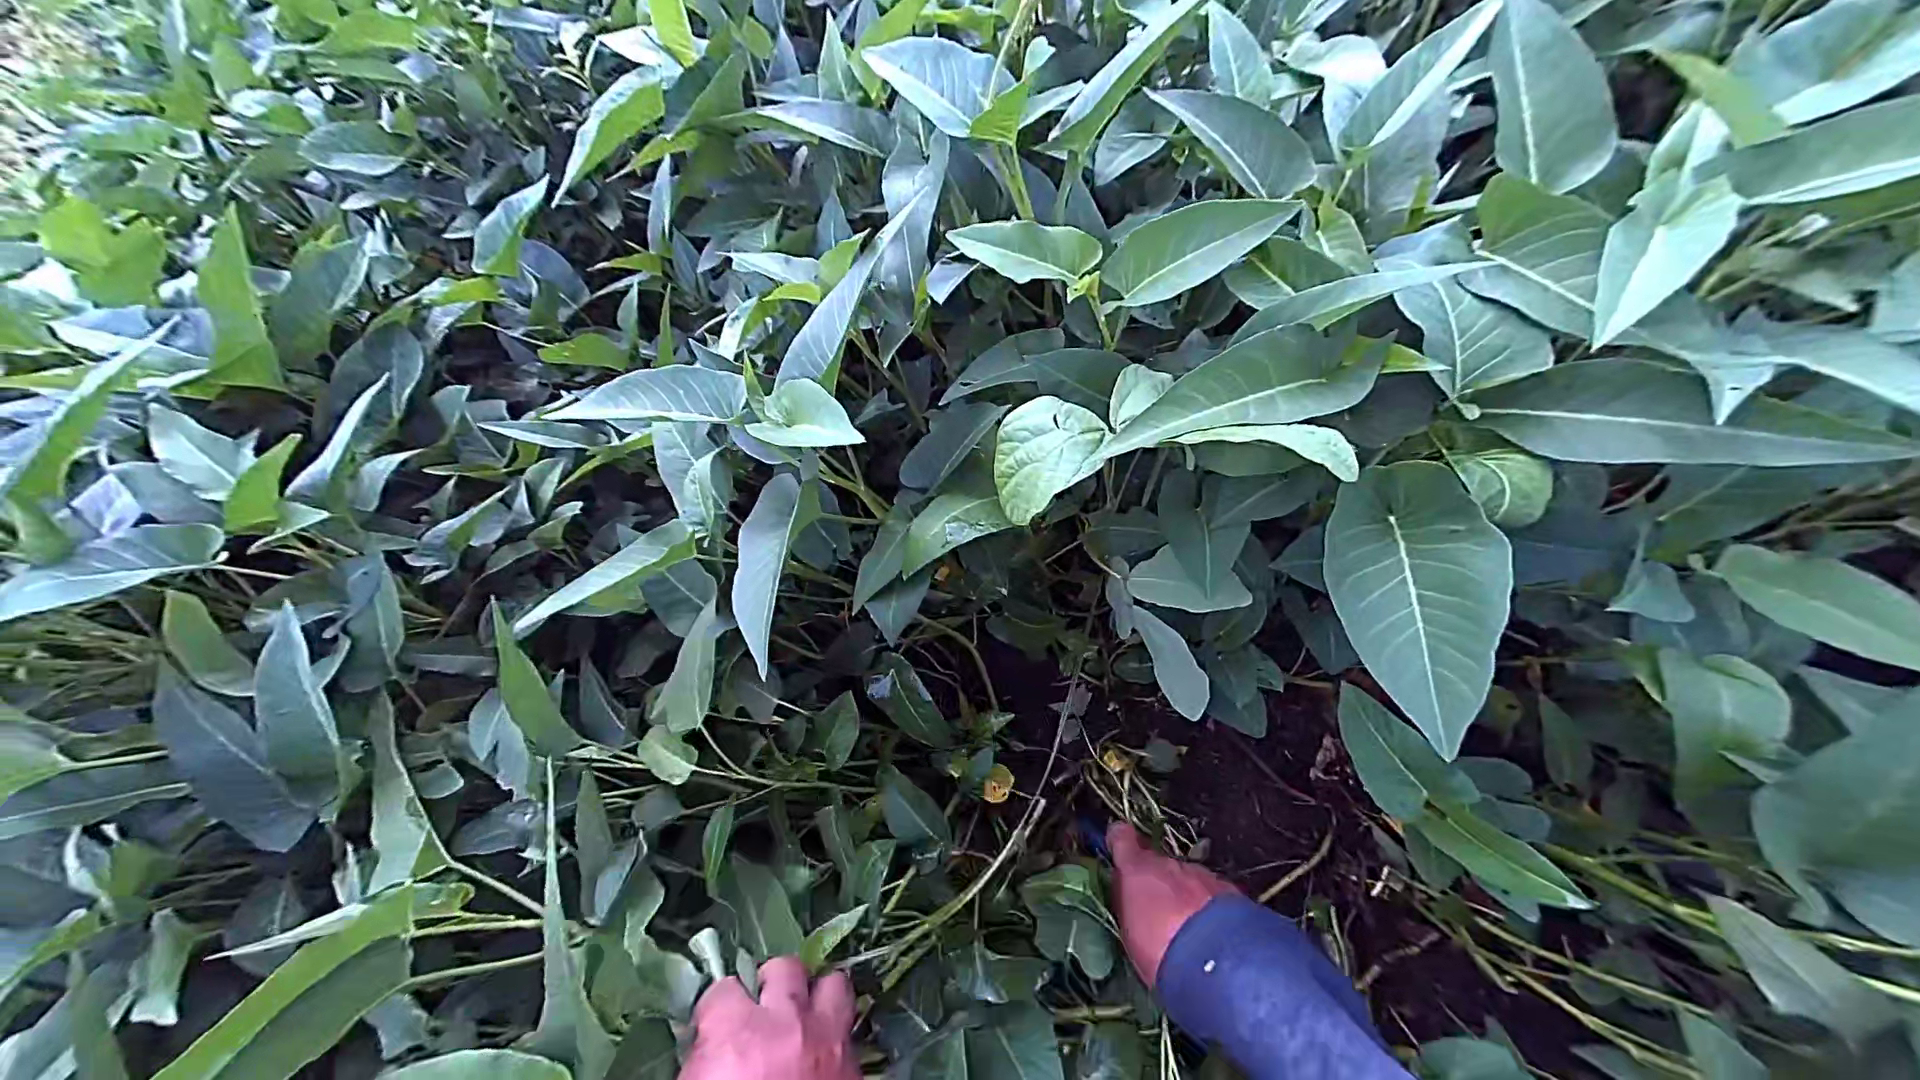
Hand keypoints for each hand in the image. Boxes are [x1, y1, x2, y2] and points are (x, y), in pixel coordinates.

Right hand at [680, 957, 860, 1079]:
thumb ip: (699, 1056)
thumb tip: (703, 1041)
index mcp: (737, 1034)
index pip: (721, 989)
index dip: (715, 1006)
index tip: (711, 1022)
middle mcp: (786, 1024)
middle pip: (783, 968)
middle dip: (770, 984)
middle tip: (760, 1011)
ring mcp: (827, 1041)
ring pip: (832, 983)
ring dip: (815, 995)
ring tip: (802, 1014)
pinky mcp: (855, 1066)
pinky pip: (851, 1028)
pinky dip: (836, 1032)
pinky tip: (823, 1047)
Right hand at [1107, 822, 1238, 987]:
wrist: (1218, 965)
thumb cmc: (1160, 952)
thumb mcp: (1129, 933)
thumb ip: (1128, 903)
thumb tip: (1128, 892)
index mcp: (1137, 870)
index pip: (1122, 837)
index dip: (1121, 840)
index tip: (1119, 846)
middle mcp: (1168, 864)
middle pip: (1159, 863)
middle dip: (1158, 880)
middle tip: (1160, 910)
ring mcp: (1201, 874)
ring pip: (1188, 878)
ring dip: (1186, 895)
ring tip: (1191, 930)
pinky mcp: (1230, 890)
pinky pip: (1213, 893)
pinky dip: (1211, 907)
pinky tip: (1215, 933)